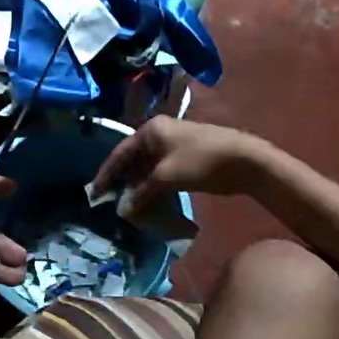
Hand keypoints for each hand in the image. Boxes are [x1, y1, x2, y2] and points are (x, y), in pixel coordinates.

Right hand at [91, 116, 269, 210]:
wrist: (242, 160)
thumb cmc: (200, 161)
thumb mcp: (166, 177)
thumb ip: (142, 192)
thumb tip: (125, 208)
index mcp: (151, 130)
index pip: (120, 152)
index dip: (106, 173)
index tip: (95, 193)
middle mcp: (160, 134)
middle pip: (134, 159)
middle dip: (123, 181)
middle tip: (110, 202)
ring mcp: (175, 146)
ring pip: (148, 168)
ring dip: (139, 186)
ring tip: (128, 206)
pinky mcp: (187, 160)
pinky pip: (162, 173)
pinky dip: (154, 187)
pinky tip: (149, 202)